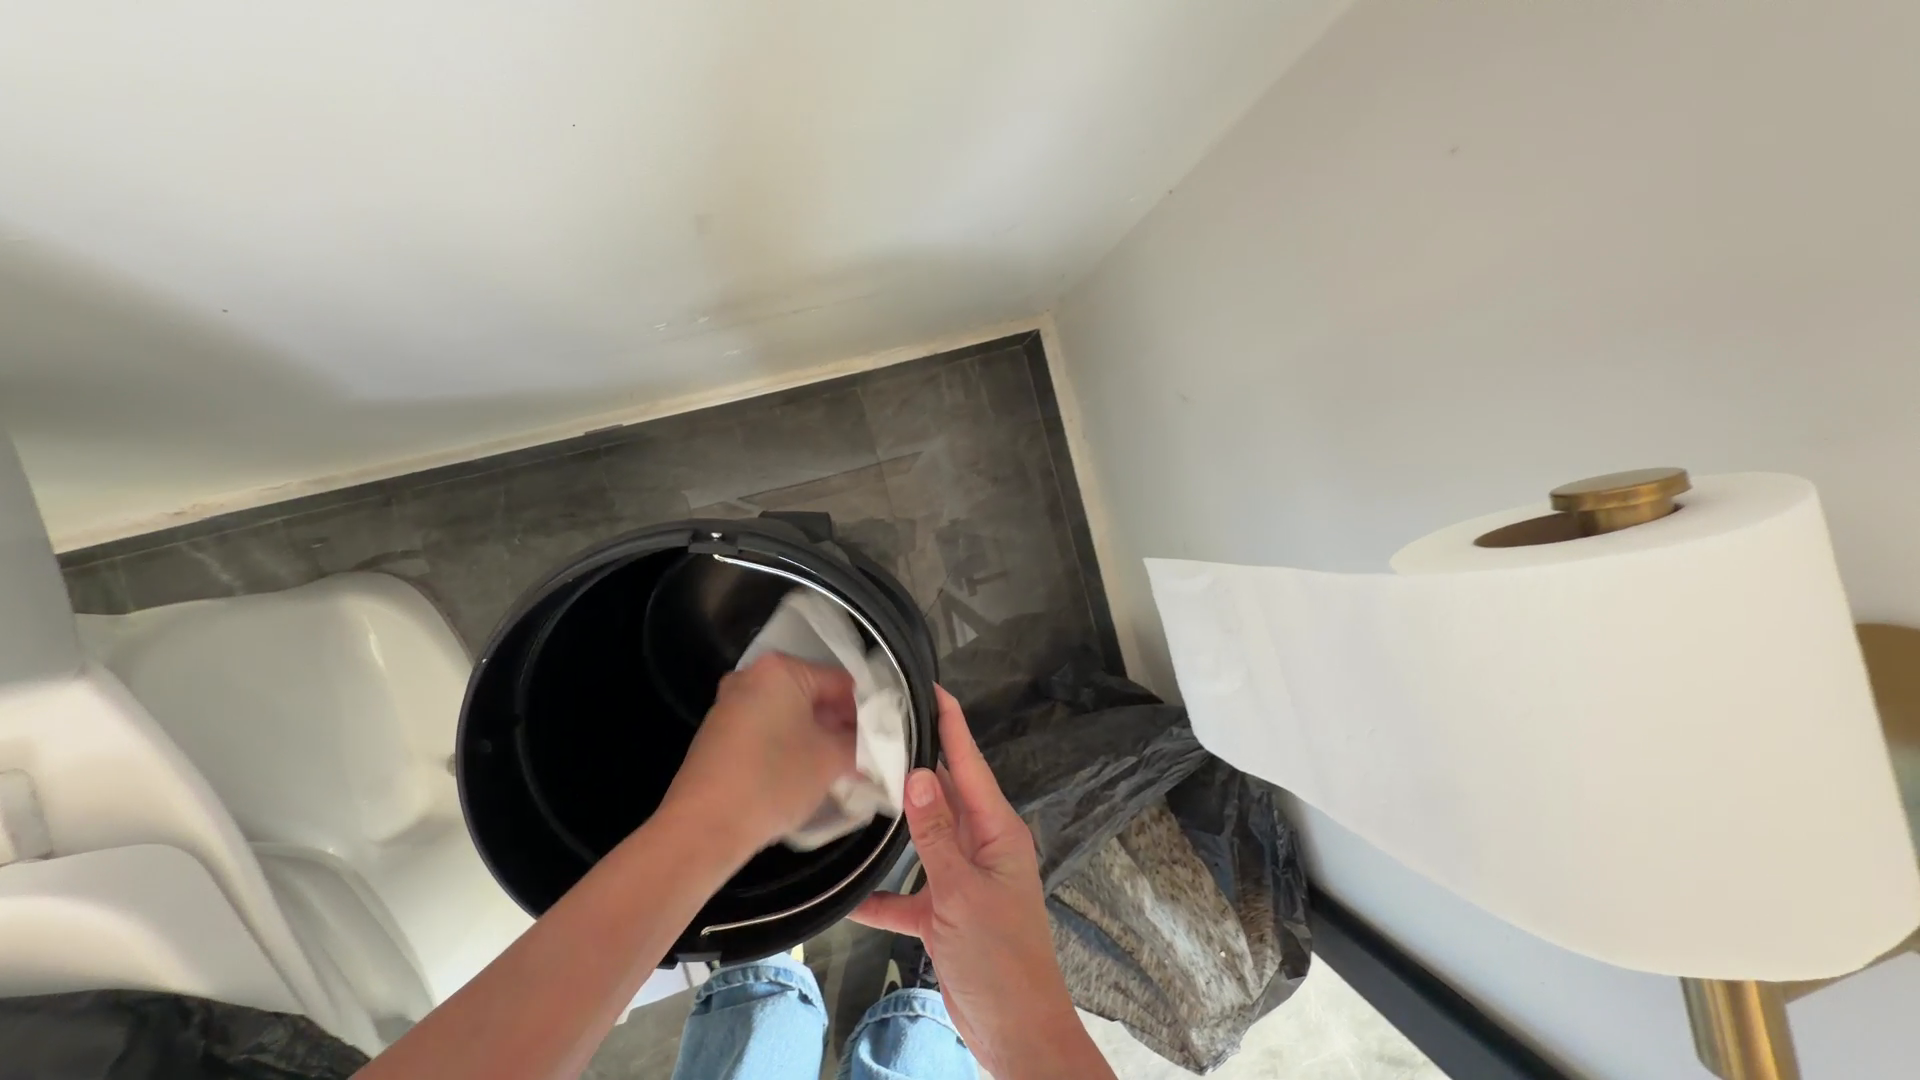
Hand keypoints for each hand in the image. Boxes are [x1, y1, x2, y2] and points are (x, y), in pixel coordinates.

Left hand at [661, 653, 857, 856]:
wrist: (703, 828)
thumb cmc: (772, 780)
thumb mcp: (831, 760)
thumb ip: (860, 743)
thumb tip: (871, 743)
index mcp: (780, 670)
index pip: (841, 682)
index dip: (866, 710)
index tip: (882, 738)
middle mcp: (751, 678)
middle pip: (813, 695)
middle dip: (840, 725)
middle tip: (865, 755)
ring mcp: (730, 706)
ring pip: (789, 714)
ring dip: (816, 737)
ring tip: (839, 768)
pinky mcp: (718, 734)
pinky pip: (766, 730)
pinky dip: (789, 746)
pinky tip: (804, 775)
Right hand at [852, 687, 1114, 1079]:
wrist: (1014, 1030)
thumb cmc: (999, 955)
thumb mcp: (962, 892)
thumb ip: (936, 837)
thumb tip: (919, 776)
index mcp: (997, 832)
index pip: (971, 765)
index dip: (952, 726)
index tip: (933, 689)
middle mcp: (982, 847)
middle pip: (946, 796)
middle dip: (919, 764)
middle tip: (881, 730)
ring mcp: (963, 880)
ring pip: (926, 840)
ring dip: (899, 824)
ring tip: (861, 787)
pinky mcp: (945, 913)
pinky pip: (908, 896)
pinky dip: (884, 896)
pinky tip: (850, 896)